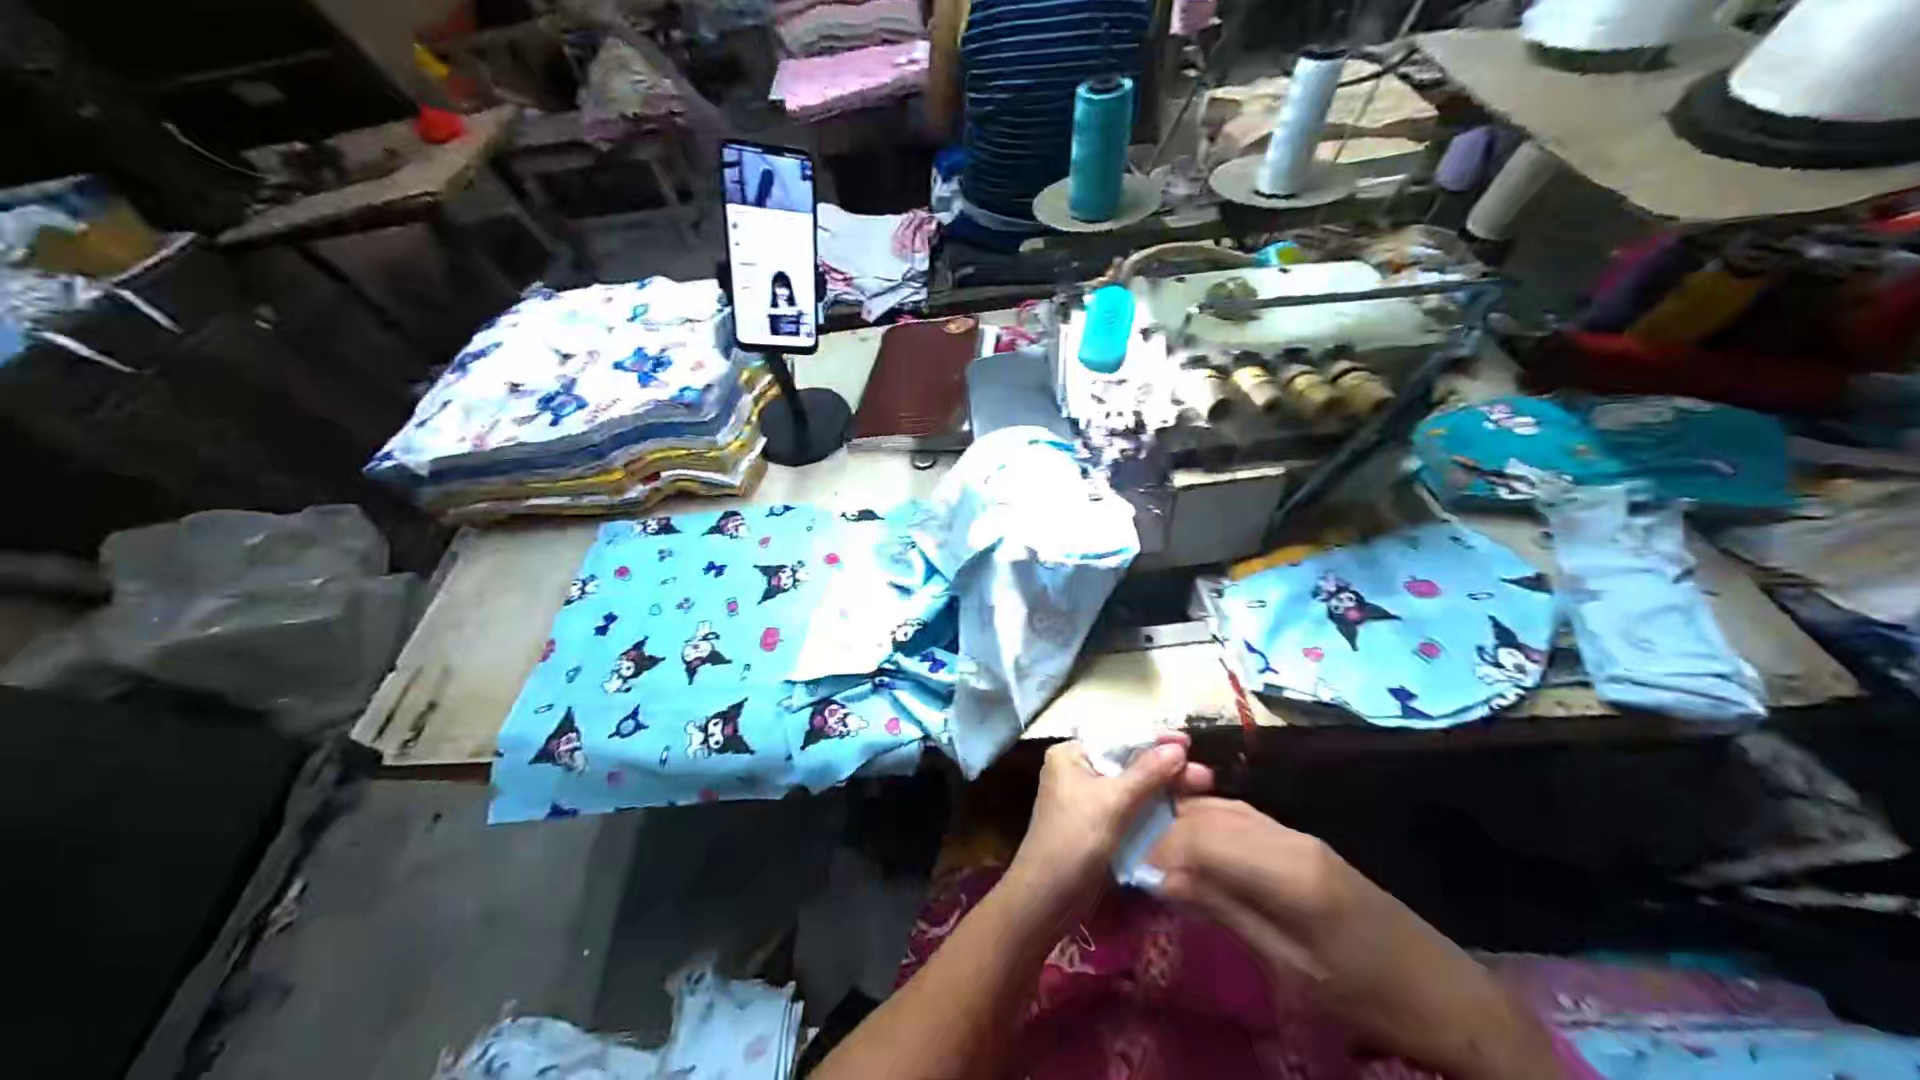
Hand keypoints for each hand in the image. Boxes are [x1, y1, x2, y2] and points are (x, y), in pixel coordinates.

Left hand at [1003, 735, 1212, 916]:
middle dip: (1166, 767)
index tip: (1188, 742)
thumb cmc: (1075, 840)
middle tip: (1204, 775)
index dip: (1154, 740)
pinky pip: (1130, 808)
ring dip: (1165, 788)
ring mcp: (1088, 799)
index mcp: (1071, 755)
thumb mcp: (1113, 802)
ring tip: (1202, 788)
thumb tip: (1177, 747)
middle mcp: (1078, 771)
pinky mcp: (1098, 824)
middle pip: (1128, 762)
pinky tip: (1181, 809)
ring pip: (1133, 786)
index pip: (1118, 738)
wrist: (1048, 897)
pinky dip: (1154, 808)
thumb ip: (1147, 773)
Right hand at [1147, 799, 1562, 1079]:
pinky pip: (1244, 821)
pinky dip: (1211, 830)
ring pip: (1224, 811)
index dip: (1158, 850)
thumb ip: (1223, 908)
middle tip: (1136, 864)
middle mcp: (1289, 838)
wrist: (1445, 997)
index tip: (1130, 873)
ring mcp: (1299, 837)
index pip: (1200, 837)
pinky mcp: (1305, 845)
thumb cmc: (1364, 995)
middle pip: (1208, 815)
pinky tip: (1198, 853)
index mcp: (1287, 870)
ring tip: (1159, 858)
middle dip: (1165, 833)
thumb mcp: (1288, 965)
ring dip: (1185, 827)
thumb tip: (1161, 876)